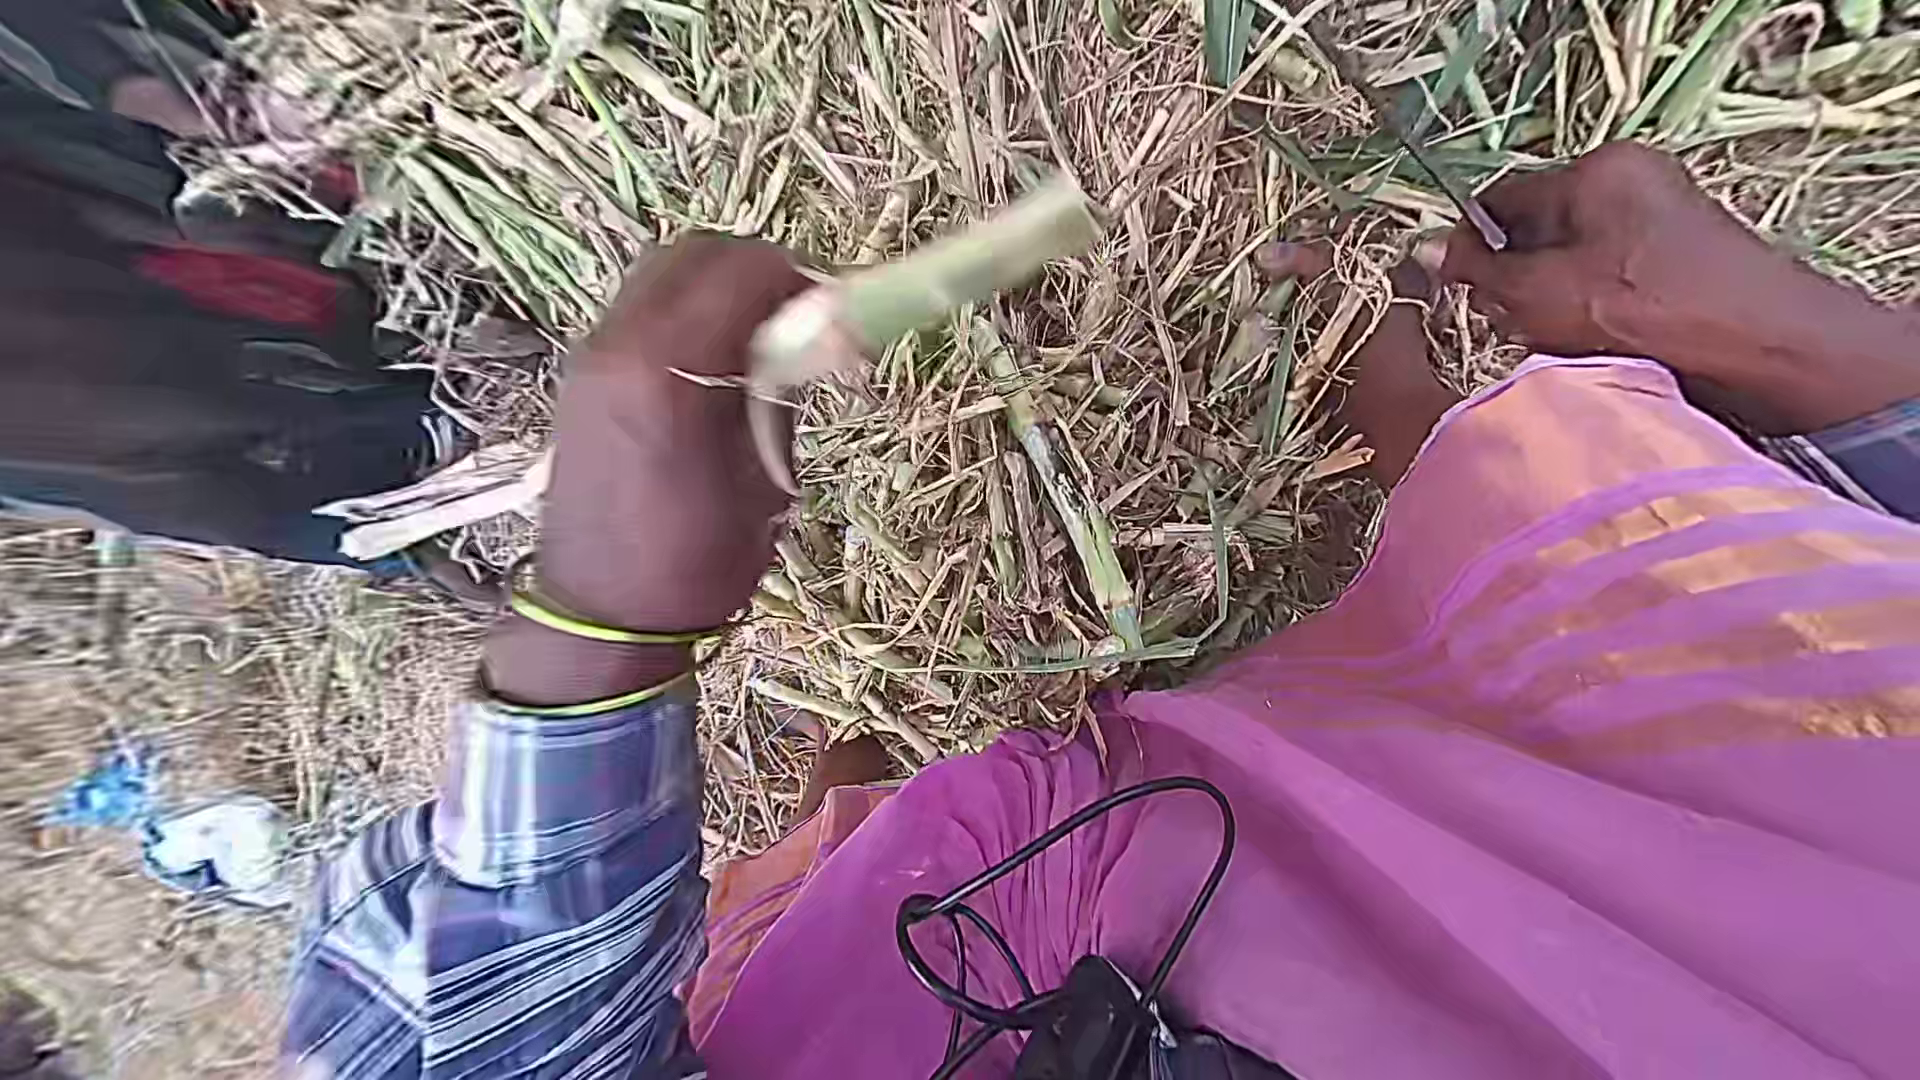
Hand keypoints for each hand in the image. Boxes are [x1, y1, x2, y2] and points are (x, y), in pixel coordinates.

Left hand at [485, 235, 807, 707]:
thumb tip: (803, 351)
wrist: (604, 611)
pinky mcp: (586, 373)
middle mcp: (621, 343)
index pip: (745, 273)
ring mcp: (594, 353)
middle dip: (763, 271)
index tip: (839, 312)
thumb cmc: (699, 563)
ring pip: (668, 273)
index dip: (802, 280)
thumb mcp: (765, 483)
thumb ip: (781, 400)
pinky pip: (648, 308)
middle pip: (700, 253)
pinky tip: (721, 362)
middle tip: (805, 319)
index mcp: (671, 372)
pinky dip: (695, 312)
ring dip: (727, 288)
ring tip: (767, 339)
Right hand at [1439, 142, 1791, 363]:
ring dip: (1530, 296)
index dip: (1465, 243)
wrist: (1743, 341)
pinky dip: (1565, 301)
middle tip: (1506, 312)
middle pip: (1525, 229)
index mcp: (1595, 169)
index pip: (1496, 199)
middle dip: (1503, 275)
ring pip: (1551, 256)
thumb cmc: (1628, 304)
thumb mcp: (1528, 286)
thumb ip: (1471, 265)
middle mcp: (1626, 179)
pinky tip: (1570, 329)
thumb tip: (1426, 248)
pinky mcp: (1659, 251)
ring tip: (1541, 327)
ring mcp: (1648, 214)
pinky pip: (1584, 271)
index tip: (1453, 283)